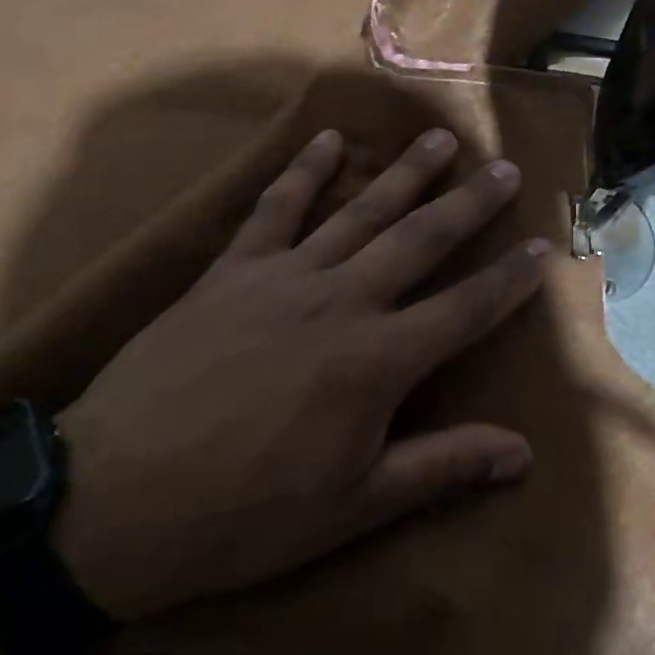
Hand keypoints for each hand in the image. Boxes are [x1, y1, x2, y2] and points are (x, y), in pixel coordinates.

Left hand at [53, 127, 550, 618]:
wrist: (111, 503)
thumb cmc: (249, 513)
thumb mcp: (358, 503)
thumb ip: (445, 465)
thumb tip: (524, 453)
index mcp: (379, 361)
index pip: (466, 309)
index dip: (511, 280)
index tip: (543, 249)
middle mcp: (340, 303)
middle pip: (420, 241)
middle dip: (469, 204)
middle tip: (505, 169)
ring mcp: (280, 280)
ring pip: (358, 212)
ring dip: (404, 174)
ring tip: (440, 141)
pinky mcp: (227, 275)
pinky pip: (273, 210)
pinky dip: (303, 173)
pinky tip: (329, 141)